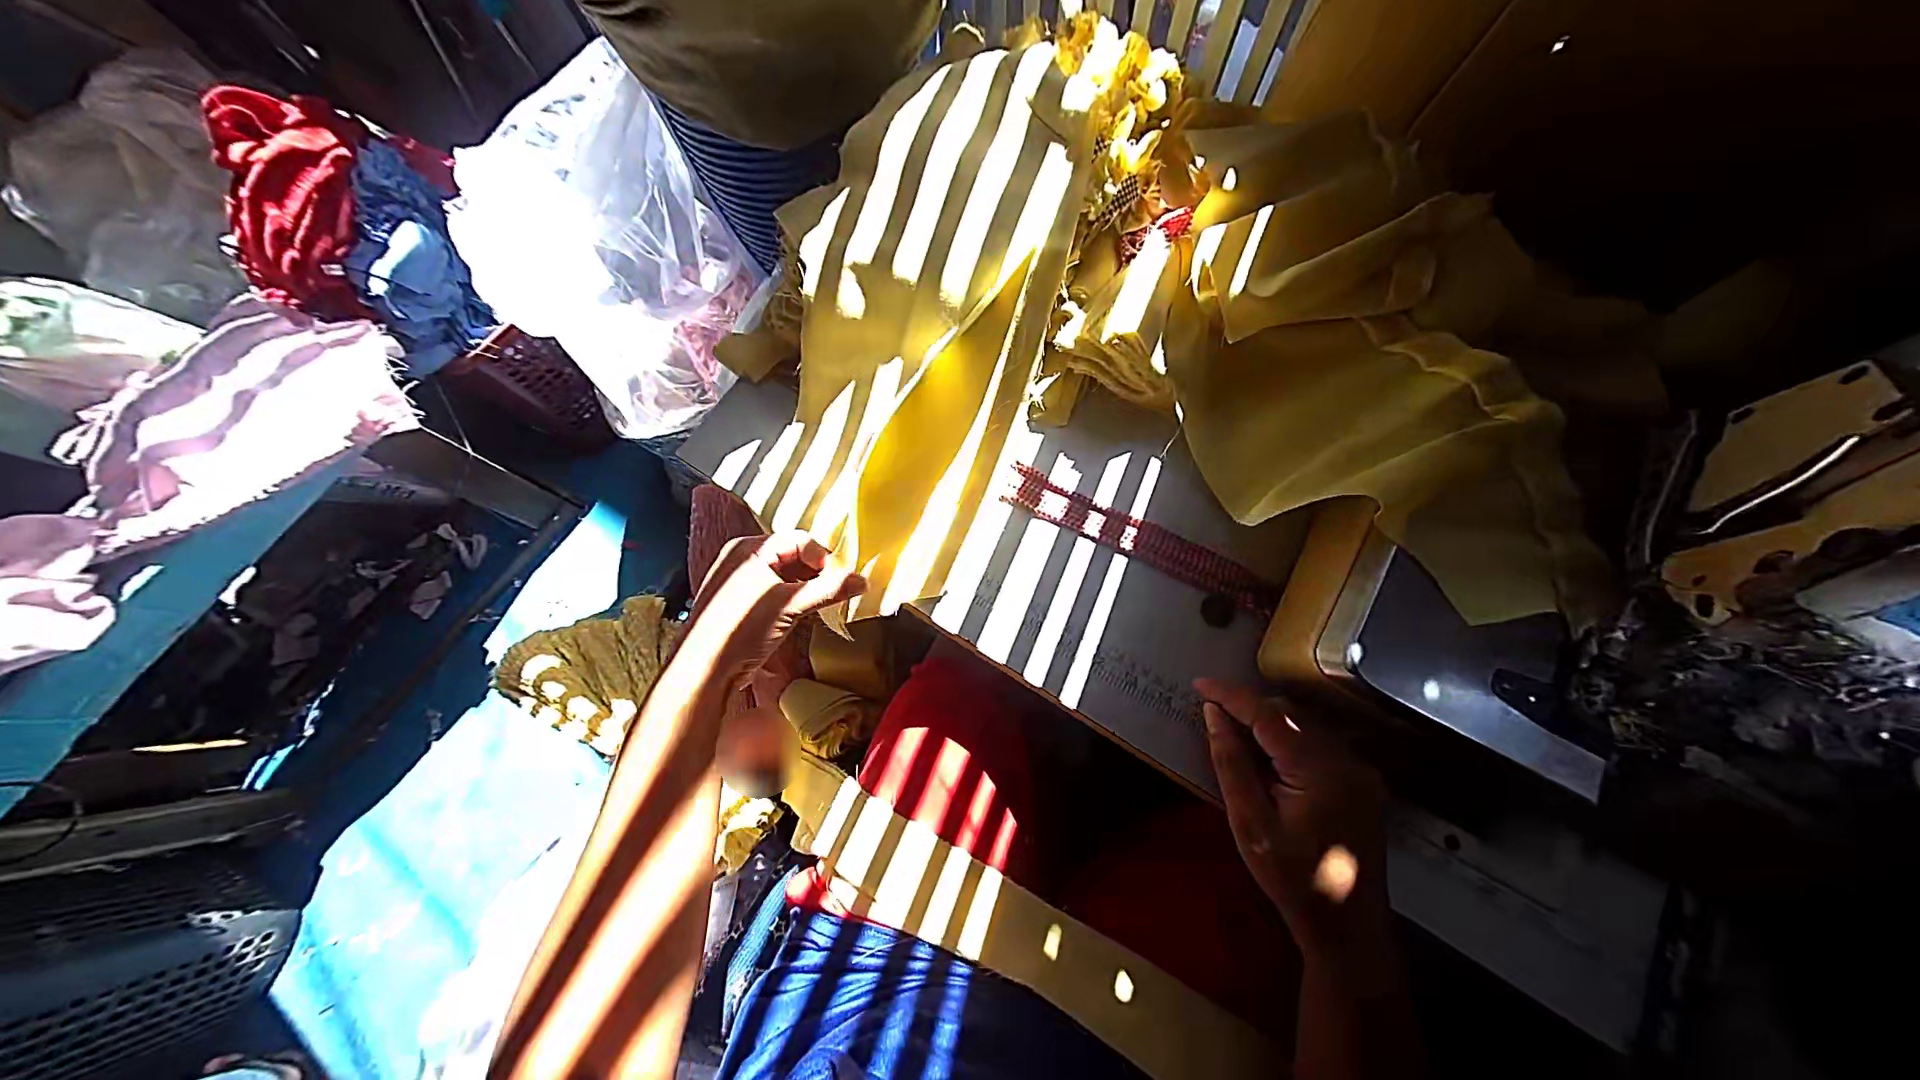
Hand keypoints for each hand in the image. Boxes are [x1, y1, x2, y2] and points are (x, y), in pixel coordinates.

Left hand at [688, 531, 866, 686]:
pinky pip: (774, 591)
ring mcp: (740, 582)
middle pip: (792, 556)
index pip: (799, 539)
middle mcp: (742, 560)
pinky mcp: (741, 604)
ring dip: (806, 586)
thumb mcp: (791, 605)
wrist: (705, 669)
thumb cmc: (736, 632)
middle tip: (835, 588)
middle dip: (816, 572)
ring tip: (821, 602)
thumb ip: (829, 590)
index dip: (823, 556)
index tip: (839, 576)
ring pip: (784, 574)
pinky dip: (792, 598)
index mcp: (749, 549)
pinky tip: (801, 614)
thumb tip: (858, 580)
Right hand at [1196, 679, 1389, 960]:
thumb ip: (1231, 763)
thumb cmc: (1292, 880)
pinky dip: (1286, 737)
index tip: (1200, 685)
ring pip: (1305, 725)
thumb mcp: (1250, 823)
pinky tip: (1264, 749)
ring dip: (1266, 719)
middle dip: (1247, 705)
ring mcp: (1359, 771)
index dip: (1232, 695)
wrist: (1348, 928)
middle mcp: (1347, 762)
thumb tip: (1214, 715)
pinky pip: (1318, 742)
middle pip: (1289, 715)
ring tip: (1230, 724)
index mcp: (1320, 771)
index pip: (1269, 715)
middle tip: (1209, 707)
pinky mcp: (1361, 782)